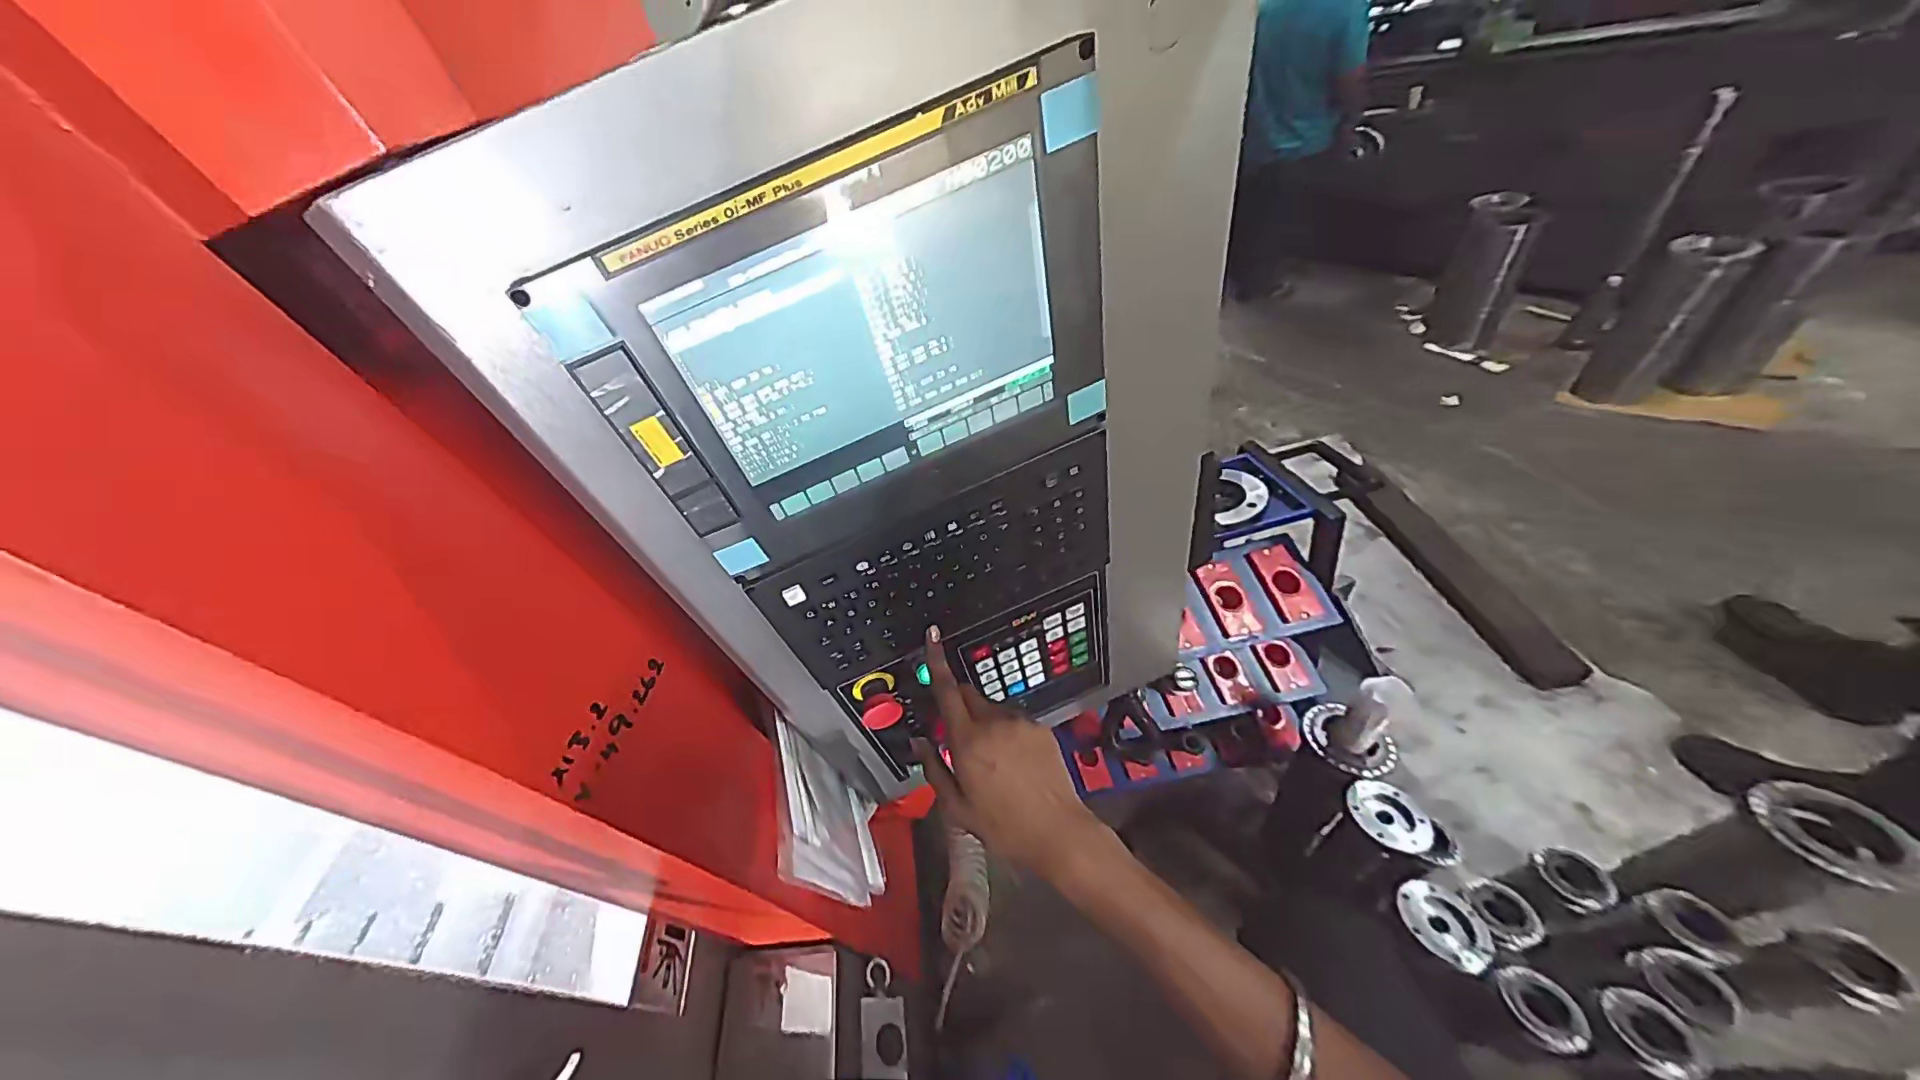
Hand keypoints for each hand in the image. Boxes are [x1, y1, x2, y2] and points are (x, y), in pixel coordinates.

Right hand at [915, 625, 1108, 880]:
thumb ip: (933, 769)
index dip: (936, 661)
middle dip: (957, 705)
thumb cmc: (1004, 826)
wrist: (1058, 831)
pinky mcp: (1041, 729)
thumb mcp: (957, 807)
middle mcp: (995, 723)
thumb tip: (920, 743)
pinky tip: (1013, 763)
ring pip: (992, 709)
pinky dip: (1007, 732)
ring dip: (984, 723)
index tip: (933, 638)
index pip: (947, 690)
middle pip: (968, 695)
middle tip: (958, 736)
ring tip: (992, 762)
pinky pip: (1015, 721)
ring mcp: (1021, 723)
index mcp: (968, 741)